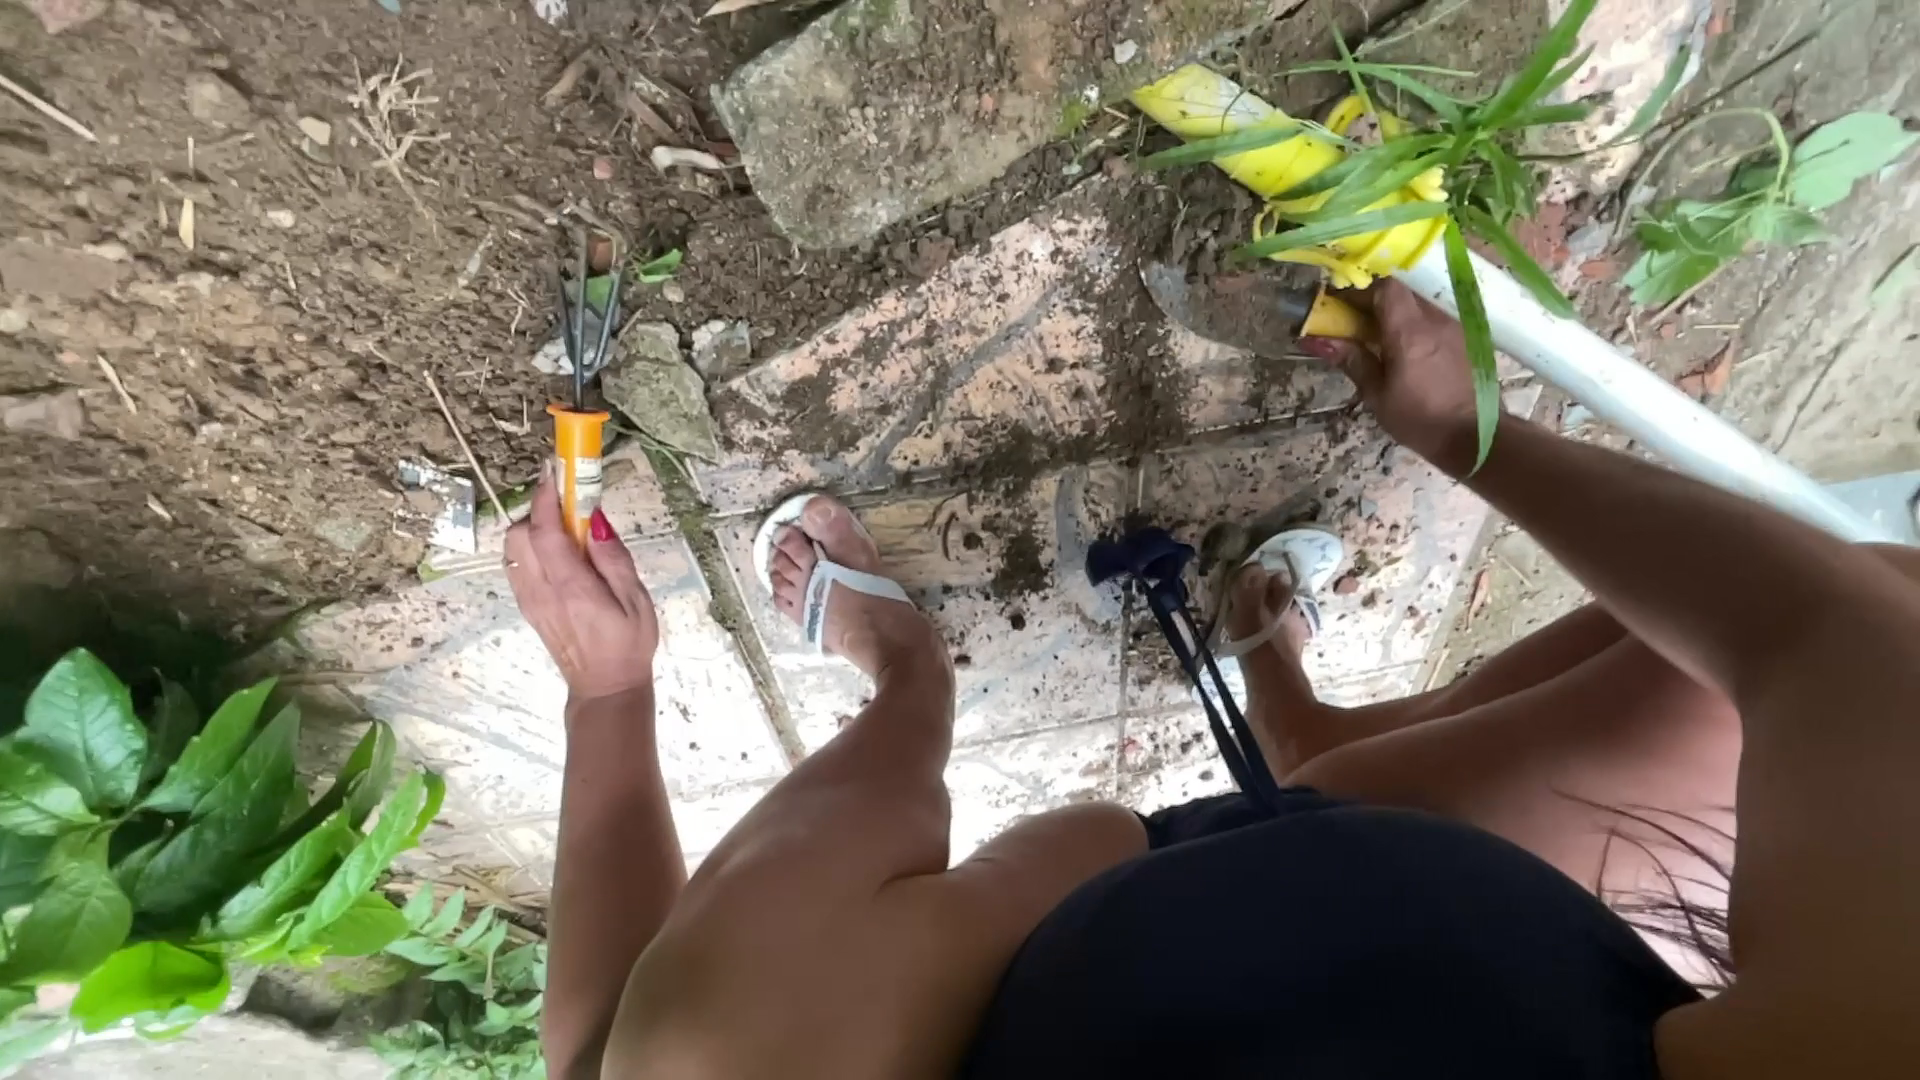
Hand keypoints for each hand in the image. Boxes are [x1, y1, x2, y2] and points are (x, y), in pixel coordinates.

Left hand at [504, 474, 658, 706]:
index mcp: (571, 587)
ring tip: (568, 534)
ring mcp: (528, 599)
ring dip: (533, 530)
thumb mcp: (636, 599)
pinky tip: (560, 556)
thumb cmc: (629, 642)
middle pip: (518, 535)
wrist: (604, 686)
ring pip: (512, 549)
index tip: (555, 473)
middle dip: (539, 513)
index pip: (545, 531)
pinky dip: (531, 549)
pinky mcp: (527, 606)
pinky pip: (517, 565)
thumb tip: (597, 519)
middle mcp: (541, 590)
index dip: (545, 497)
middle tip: (571, 511)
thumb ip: (615, 559)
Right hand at [1300, 280, 1484, 472]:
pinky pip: (1434, 310)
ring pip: (1419, 297)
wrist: (1472, 434)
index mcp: (1410, 334)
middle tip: (1351, 313)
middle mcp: (1436, 319)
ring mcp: (1455, 323)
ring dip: (1394, 304)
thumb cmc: (1418, 419)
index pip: (1386, 288)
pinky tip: (1402, 338)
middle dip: (1374, 294)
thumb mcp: (1376, 394)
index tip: (1338, 300)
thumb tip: (1317, 340)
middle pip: (1403, 287)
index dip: (1359, 288)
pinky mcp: (1465, 332)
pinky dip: (1412, 315)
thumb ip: (1351, 360)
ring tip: (1375, 326)